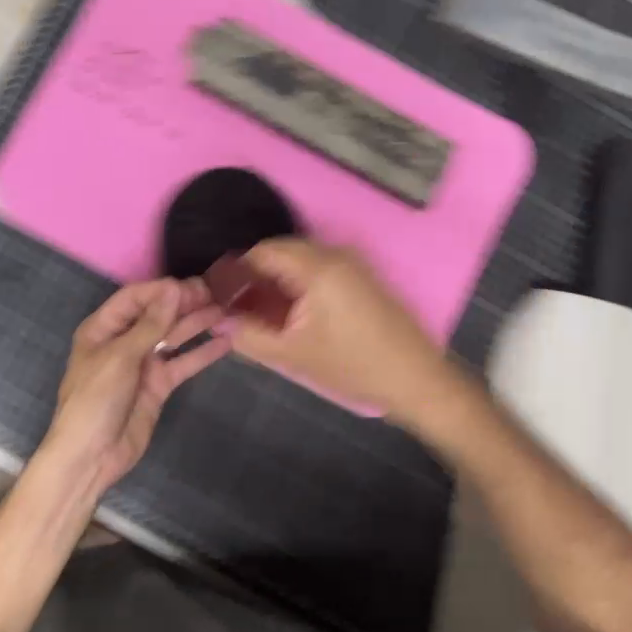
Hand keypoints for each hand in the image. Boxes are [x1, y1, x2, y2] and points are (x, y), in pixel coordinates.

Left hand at [36, 279, 230, 496]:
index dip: (160, 290)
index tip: (190, 286)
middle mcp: (123, 342)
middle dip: (183, 304)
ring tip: (226, 311)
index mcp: (102, 329)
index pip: (133, 298)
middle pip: (156, 315)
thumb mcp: (120, 357)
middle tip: (216, 294)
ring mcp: (142, 364)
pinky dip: (202, 353)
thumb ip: (149, 324)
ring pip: (172, 337)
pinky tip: (226, 342)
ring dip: (196, 324)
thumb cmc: (95, 399)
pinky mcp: (158, 386)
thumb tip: (173, 290)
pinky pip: (182, 364)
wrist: (91, 455)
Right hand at [228, 239, 462, 426]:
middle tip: (232, 307)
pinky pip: (316, 271)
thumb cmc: (353, 366)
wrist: (416, 380)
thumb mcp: (291, 354)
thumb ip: (248, 334)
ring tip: (255, 314)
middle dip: (252, 277)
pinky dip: (295, 286)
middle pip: (279, 253)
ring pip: (297, 262)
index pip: (261, 252)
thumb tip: (218, 319)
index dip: (234, 271)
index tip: (216, 296)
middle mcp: (334, 255)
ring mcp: (351, 264)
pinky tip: (285, 315)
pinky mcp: (359, 278)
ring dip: (273, 282)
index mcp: (317, 267)